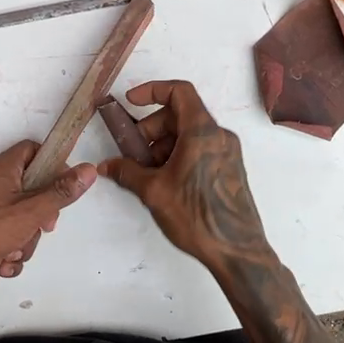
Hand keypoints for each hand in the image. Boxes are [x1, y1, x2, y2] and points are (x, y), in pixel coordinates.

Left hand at [0, 141, 96, 282]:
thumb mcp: (30, 211)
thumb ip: (61, 192)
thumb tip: (89, 170)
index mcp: (4, 168)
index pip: (34, 150)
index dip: (53, 165)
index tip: (65, 188)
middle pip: (33, 189)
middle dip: (42, 215)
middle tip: (43, 227)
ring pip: (23, 218)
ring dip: (25, 240)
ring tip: (14, 251)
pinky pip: (8, 237)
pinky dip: (10, 253)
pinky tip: (2, 264)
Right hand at [98, 80, 270, 267]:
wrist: (237, 251)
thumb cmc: (197, 216)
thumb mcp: (154, 192)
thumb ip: (127, 172)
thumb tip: (106, 166)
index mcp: (203, 132)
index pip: (179, 91)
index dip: (152, 90)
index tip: (131, 102)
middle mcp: (219, 136)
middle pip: (180, 115)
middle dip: (151, 129)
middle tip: (133, 153)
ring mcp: (227, 153)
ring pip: (188, 134)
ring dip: (162, 146)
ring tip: (147, 173)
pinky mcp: (229, 169)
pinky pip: (199, 149)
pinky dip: (178, 156)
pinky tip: (164, 182)